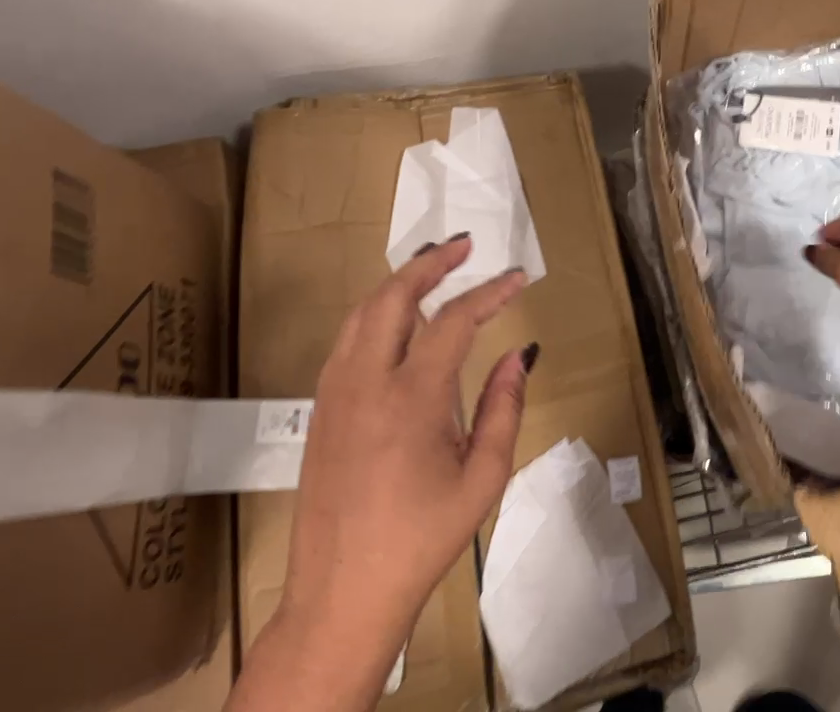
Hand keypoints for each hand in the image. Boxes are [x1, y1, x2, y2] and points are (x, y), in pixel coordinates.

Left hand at [280, 235, 535, 642]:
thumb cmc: (422, 539)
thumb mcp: (483, 478)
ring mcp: (335, 394)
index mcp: (411, 399)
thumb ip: (504, 408)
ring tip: (433, 269)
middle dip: (430, 262)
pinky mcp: (321, 410)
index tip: (518, 277)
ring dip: (398, 283)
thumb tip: (518, 355)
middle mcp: (366, 383)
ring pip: (361, 313)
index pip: (454, 321)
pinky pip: (348, 341)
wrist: (341, 592)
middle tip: (464, 245)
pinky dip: (376, 313)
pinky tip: (399, 322)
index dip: (490, 292)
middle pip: (392, 297)